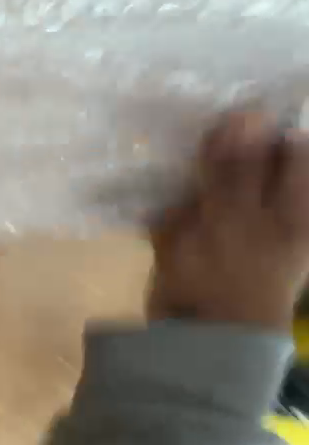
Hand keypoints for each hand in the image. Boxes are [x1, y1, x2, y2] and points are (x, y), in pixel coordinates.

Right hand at [149, 108, 308, 334]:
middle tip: (188, 131)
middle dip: (218, 147)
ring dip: (187, 173)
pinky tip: (151, 195)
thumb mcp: (234, 217)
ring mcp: (232, 222)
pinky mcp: (195, 240)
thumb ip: (236, 168)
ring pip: (209, 182)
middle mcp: (272, 204)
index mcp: (300, 196)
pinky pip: (181, 208)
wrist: (198, 334)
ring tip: (166, 158)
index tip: (218, 110)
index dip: (256, 126)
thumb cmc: (231, 276)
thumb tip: (242, 113)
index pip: (286, 141)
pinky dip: (166, 201)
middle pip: (247, 159)